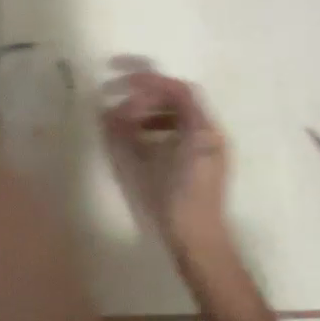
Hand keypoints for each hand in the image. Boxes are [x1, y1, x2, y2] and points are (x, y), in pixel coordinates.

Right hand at [101, 68, 231, 253]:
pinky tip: (141, 141)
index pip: (177, 90)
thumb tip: (108, 111)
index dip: (147, 79)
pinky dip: (159, 129)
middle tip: (118, 97)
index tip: (119, 77)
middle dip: (147, 95)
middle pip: (179, 100)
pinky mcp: (204, 164)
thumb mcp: (145, 166)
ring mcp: (210, 149)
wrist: (200, 243)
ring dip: (152, 112)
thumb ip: (127, 134)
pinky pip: (182, 134)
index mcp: (202, 130)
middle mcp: (210, 134)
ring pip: (180, 116)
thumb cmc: (174, 204)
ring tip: (125, 121)